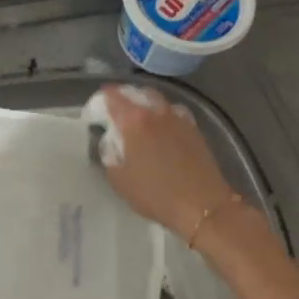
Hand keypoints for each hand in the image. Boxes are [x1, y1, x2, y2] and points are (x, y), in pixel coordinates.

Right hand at [91, 84, 244, 242]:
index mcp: (134, 121)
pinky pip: (174, 114)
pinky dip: (164, 117)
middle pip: (139, 93)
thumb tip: (111, 143)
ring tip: (140, 123)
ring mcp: (179, 119)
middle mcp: (157, 112)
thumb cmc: (155, 194)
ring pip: (159, 102)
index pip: (113, 96)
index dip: (102, 99)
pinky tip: (162, 132)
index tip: (96, 110)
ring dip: (147, 106)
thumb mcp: (119, 180)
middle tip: (118, 115)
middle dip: (126, 98)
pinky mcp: (195, 130)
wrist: (202, 205)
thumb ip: (110, 155)